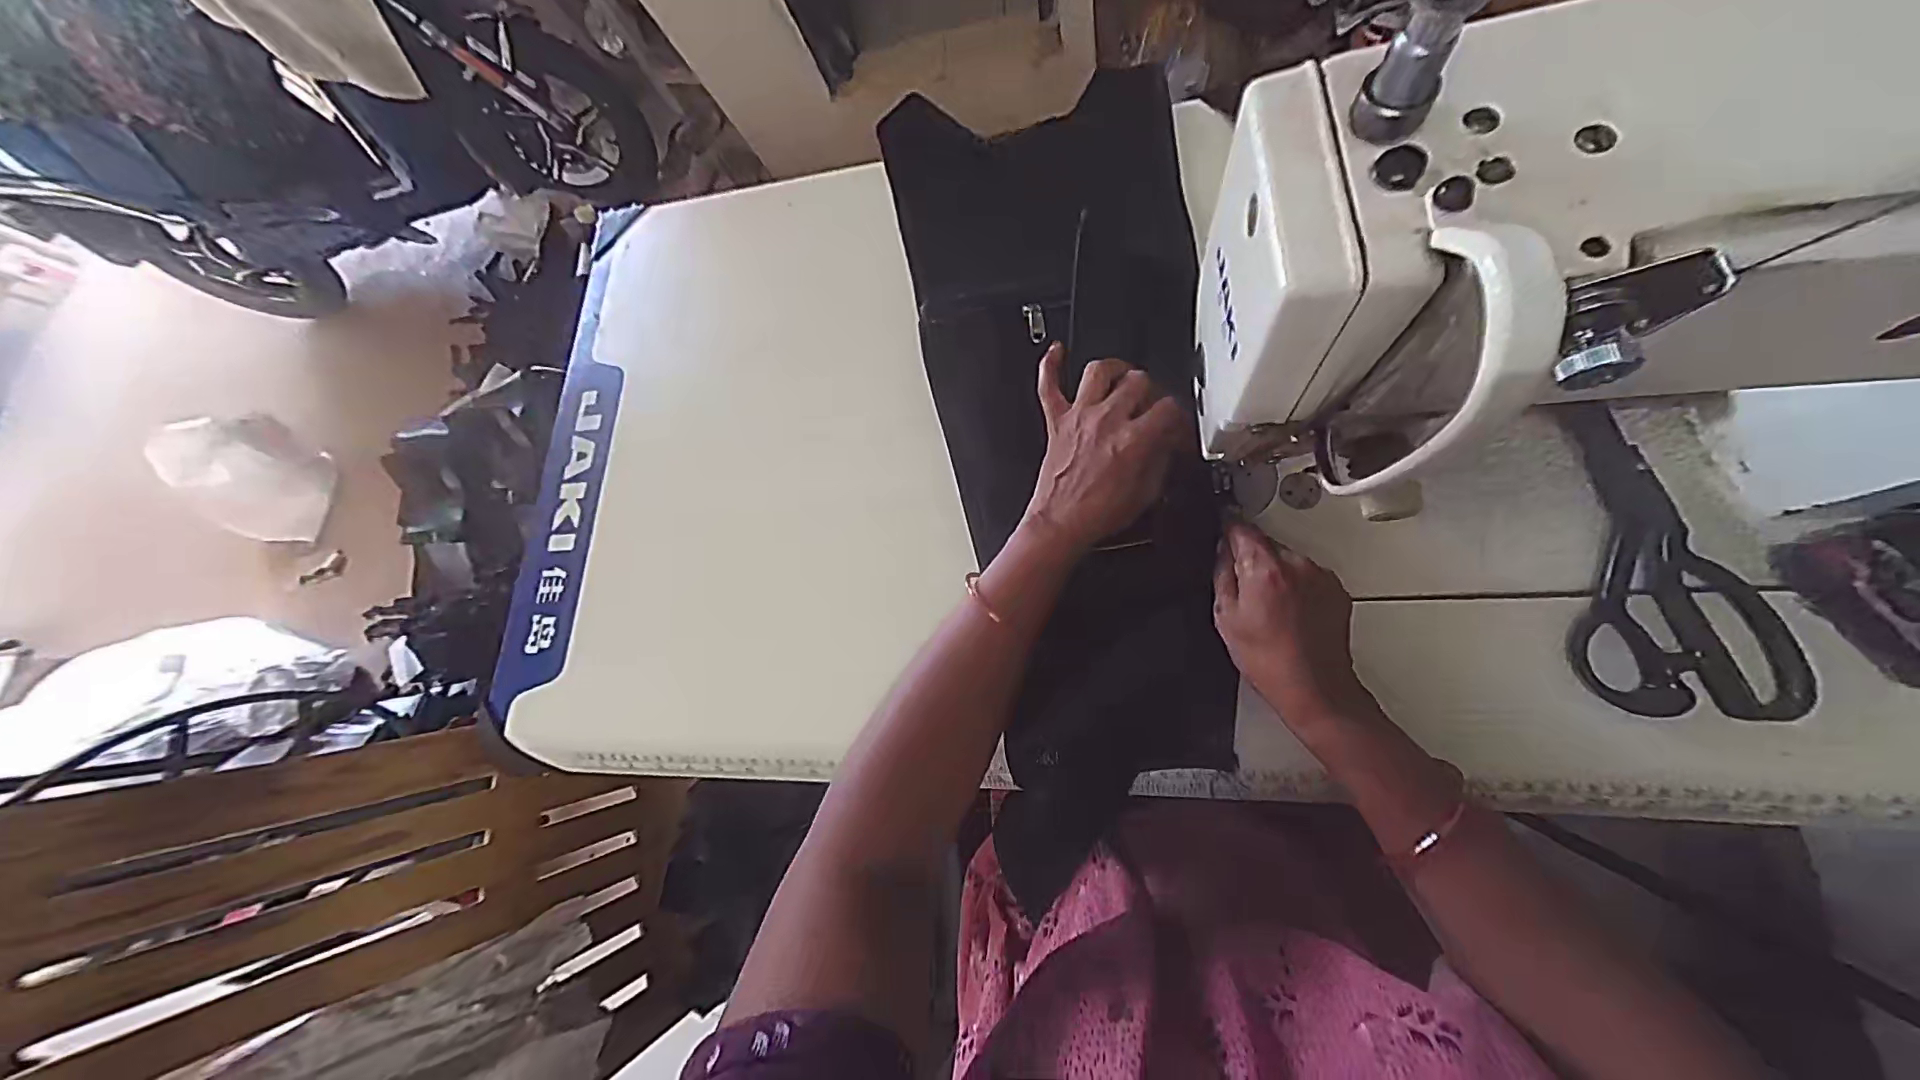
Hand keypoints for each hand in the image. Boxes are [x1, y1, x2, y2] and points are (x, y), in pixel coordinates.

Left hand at [1023, 343, 1186, 553]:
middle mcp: (1106, 420)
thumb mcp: (1145, 494)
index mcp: (1133, 439)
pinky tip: (1057, 352)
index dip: (1179, 418)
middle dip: (1152, 392)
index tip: (1177, 428)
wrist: (1060, 525)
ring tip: (1122, 376)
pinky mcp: (1056, 422)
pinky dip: (1050, 366)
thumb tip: (1167, 446)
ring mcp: (1079, 417)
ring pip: (1100, 371)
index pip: (1170, 409)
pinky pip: (1048, 385)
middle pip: (1139, 381)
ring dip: (1115, 370)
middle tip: (1151, 407)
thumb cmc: (1095, 514)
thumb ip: (1161, 462)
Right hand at [1213, 520, 1368, 718]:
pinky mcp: (1336, 589)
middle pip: (1266, 543)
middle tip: (1245, 590)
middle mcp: (1296, 565)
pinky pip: (1309, 575)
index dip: (1228, 528)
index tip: (1223, 529)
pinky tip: (1289, 613)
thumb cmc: (1270, 660)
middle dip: (1253, 559)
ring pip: (1288, 559)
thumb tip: (1223, 552)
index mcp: (1264, 569)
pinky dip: (1298, 585)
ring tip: (1270, 609)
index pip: (1242, 528)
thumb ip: (1222, 575)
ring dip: (1277, 572)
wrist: (1313, 687)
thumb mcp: (1226, 617)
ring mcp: (1320, 576)